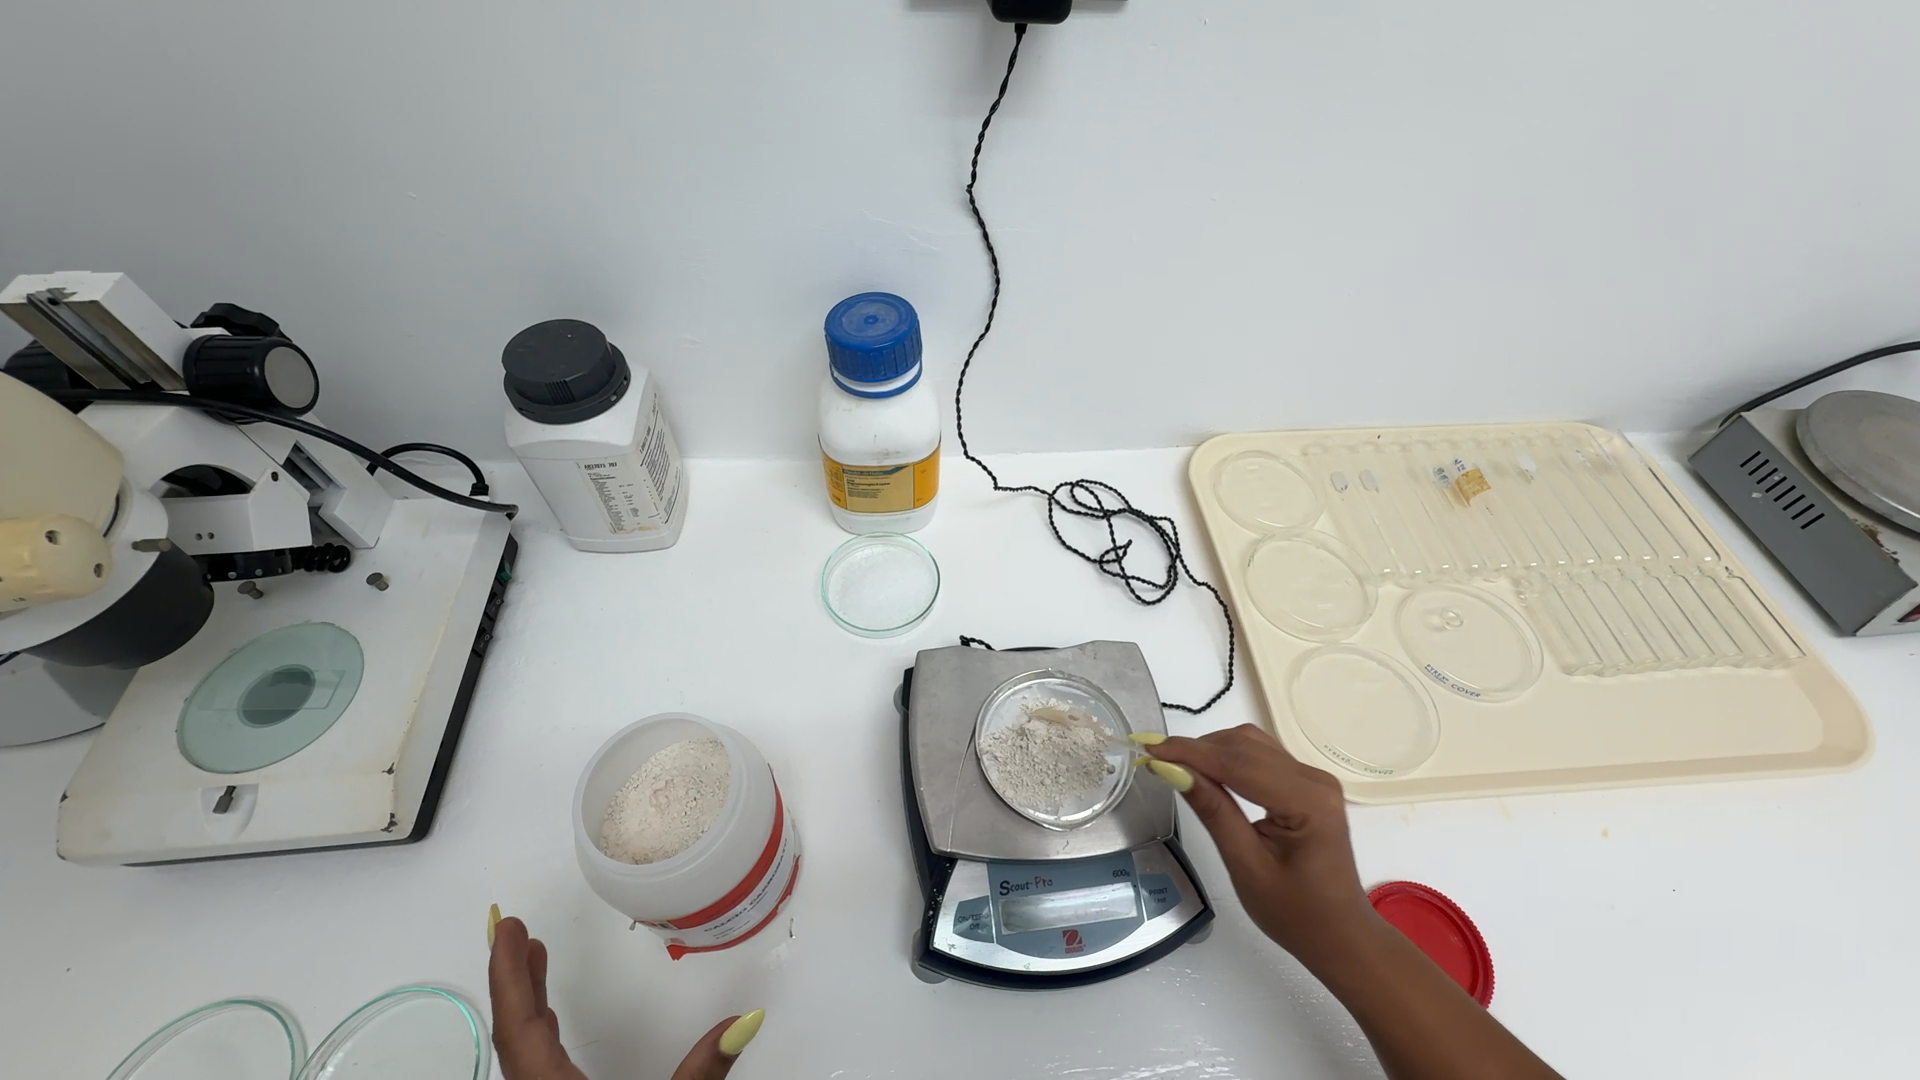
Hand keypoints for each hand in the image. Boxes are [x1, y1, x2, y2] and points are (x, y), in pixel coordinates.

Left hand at [488, 913, 760, 1079]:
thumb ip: (702, 1073)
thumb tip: (747, 1019)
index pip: (518, 1026)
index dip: (511, 973)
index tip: (509, 927)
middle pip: (512, 1035)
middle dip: (516, 980)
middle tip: (523, 935)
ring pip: (519, 1056)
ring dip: (528, 1007)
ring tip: (540, 967)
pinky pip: (531, 1071)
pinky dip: (537, 1037)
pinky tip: (551, 1030)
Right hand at [1144, 724, 1378, 965]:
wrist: (1341, 935)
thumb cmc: (1295, 914)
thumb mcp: (1245, 866)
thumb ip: (1212, 811)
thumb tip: (1172, 769)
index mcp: (1307, 802)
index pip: (1238, 763)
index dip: (1190, 752)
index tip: (1148, 748)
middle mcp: (1314, 780)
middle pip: (1244, 746)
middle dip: (1196, 749)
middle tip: (1154, 759)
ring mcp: (1313, 779)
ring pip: (1251, 744)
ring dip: (1211, 750)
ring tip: (1175, 765)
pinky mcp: (1306, 783)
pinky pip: (1260, 756)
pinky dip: (1227, 756)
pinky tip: (1204, 770)